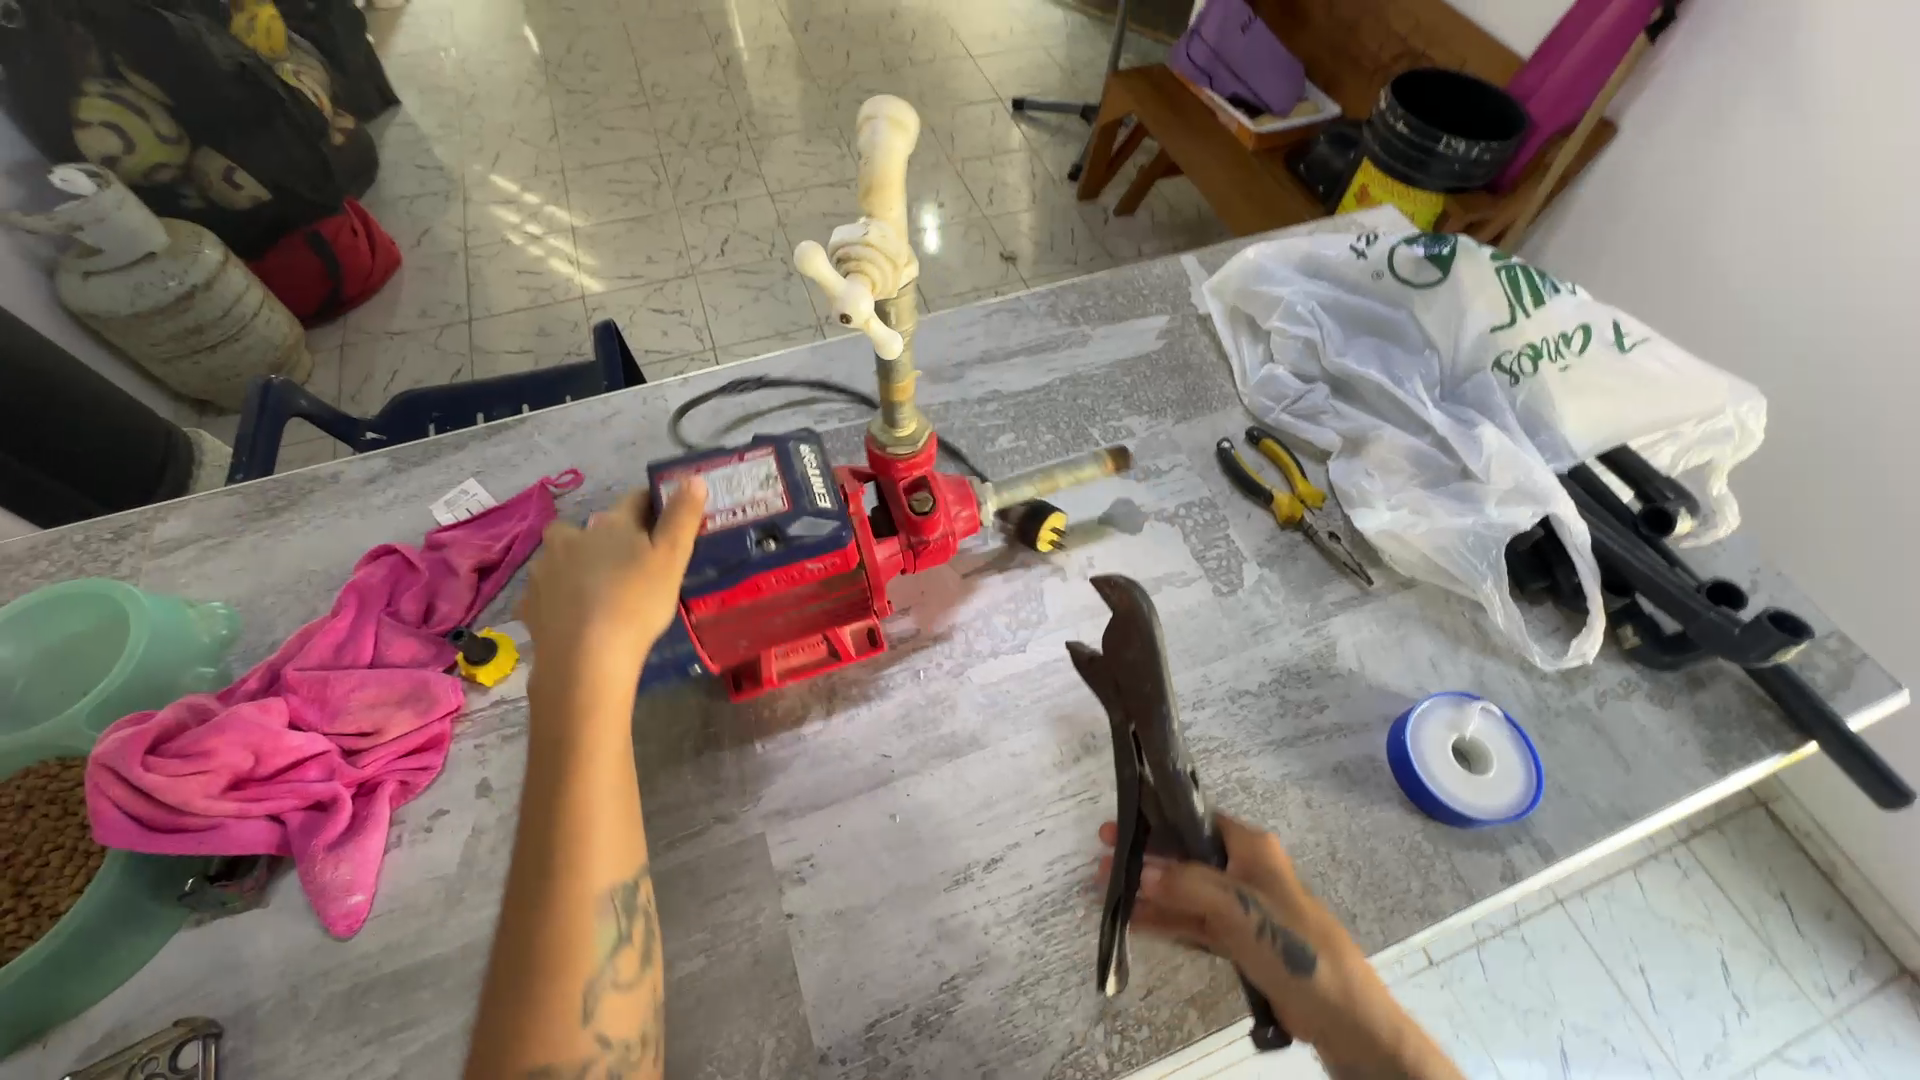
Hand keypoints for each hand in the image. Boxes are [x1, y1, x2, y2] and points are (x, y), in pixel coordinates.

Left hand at [518, 481, 705, 685]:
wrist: (585, 657)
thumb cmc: (637, 602)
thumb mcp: (672, 557)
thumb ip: (683, 516)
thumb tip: (692, 477)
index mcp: (609, 524)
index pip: (634, 500)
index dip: (652, 508)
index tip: (666, 525)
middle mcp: (570, 537)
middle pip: (592, 528)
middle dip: (608, 539)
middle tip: (630, 566)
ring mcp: (544, 569)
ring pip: (565, 557)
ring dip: (579, 566)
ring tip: (600, 593)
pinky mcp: (529, 602)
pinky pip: (547, 591)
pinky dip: (560, 598)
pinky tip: (575, 617)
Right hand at [1098, 815, 1445, 1075]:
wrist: (1341, 1015)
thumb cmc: (1294, 945)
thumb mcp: (1238, 908)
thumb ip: (1187, 886)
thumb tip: (1139, 871)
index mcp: (1251, 848)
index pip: (1196, 821)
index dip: (1157, 821)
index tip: (1120, 826)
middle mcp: (1244, 870)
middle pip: (1186, 857)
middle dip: (1145, 859)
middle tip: (1103, 857)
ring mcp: (1240, 907)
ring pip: (1185, 892)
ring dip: (1150, 892)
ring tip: (1106, 889)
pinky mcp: (1238, 940)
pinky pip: (1193, 923)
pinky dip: (1165, 921)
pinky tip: (1133, 920)